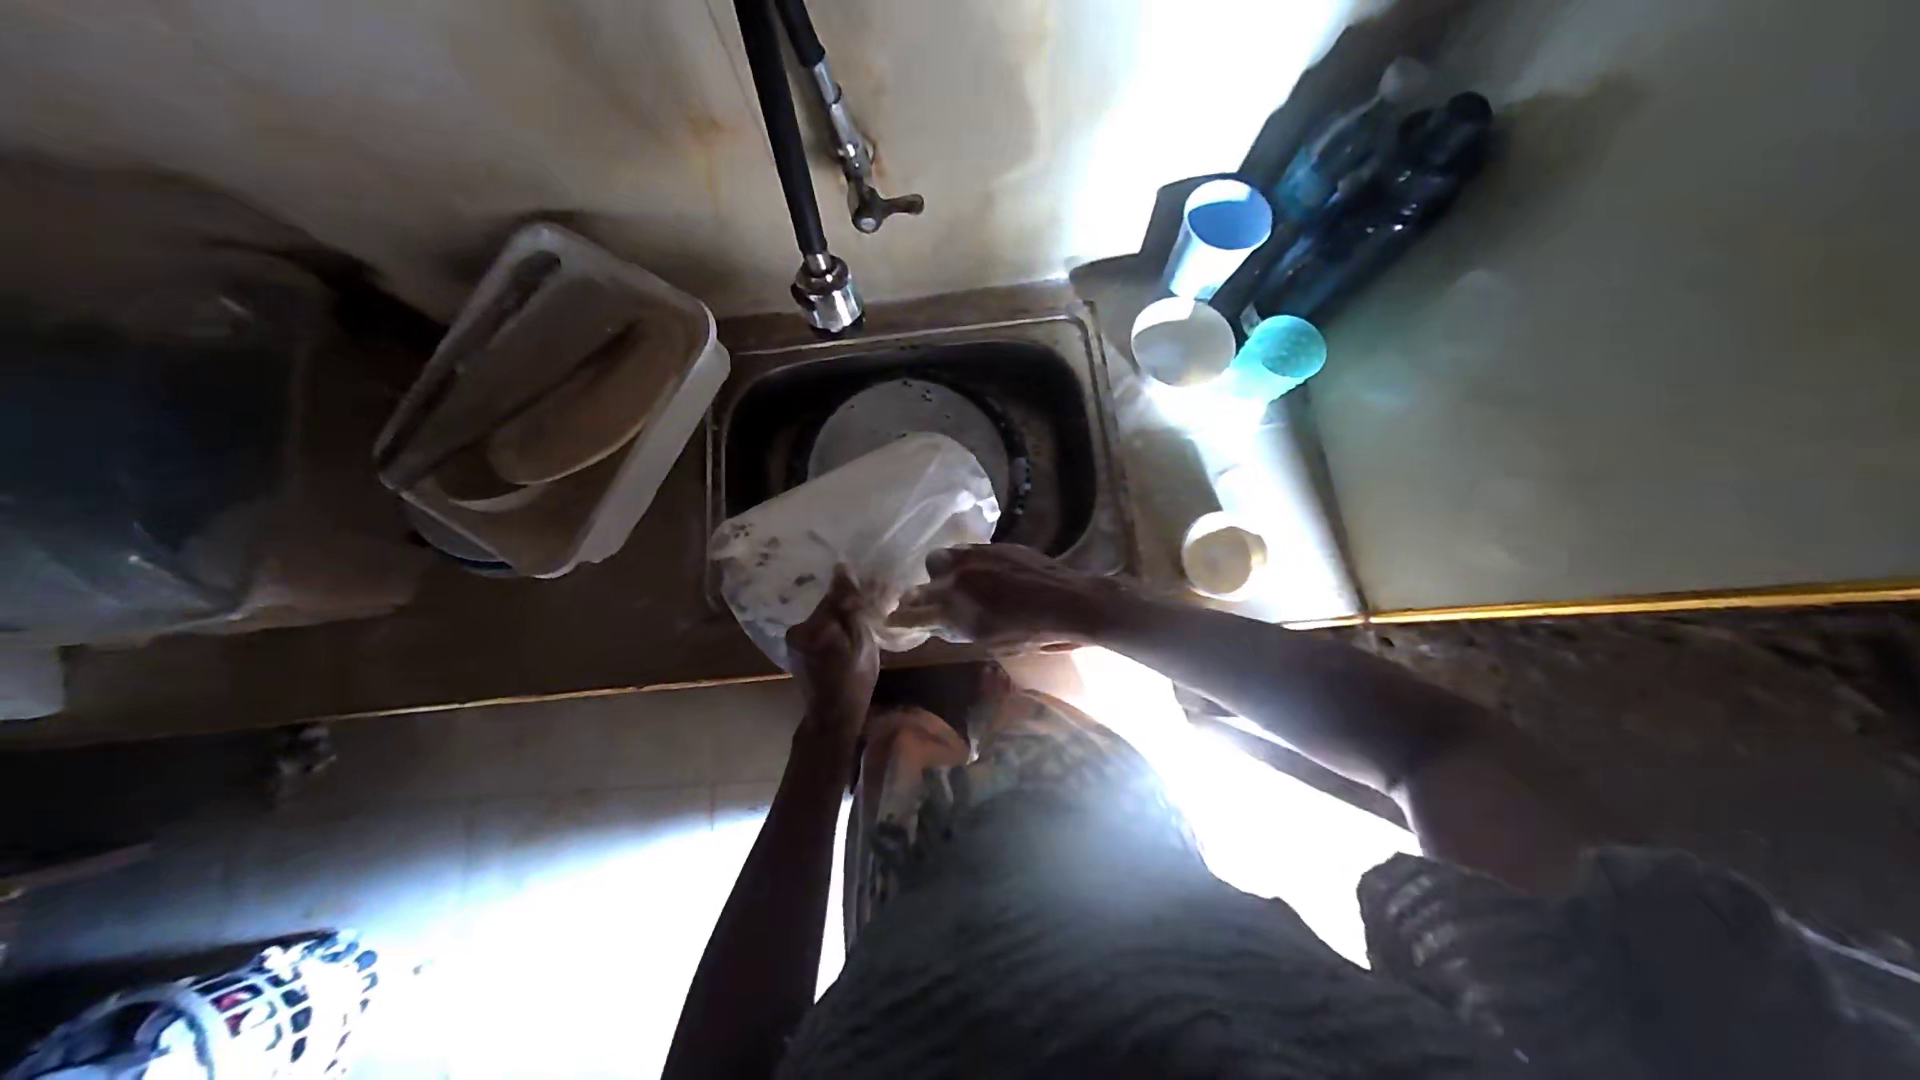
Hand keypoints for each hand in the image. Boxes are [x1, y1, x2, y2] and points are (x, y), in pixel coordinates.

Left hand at [786, 566, 879, 746]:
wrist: (833, 718)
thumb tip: (843, 571)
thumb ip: (851, 607)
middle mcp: (797, 630)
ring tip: (863, 625)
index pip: (834, 595)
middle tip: (872, 608)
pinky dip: (834, 633)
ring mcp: (794, 642)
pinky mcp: (797, 652)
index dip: (856, 592)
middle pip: (827, 607)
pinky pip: (819, 633)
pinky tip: (848, 640)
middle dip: (849, 606)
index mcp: (811, 626)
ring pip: (824, 620)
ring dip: (842, 620)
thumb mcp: (861, 642)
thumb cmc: (853, 681)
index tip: (874, 585)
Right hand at [888, 544, 1116, 648]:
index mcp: (956, 608)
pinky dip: (961, 563)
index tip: (892, 620)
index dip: (901, 619)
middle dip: (919, 598)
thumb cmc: (1032, 632)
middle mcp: (958, 579)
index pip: (914, 614)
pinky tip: (976, 572)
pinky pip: (962, 551)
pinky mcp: (992, 546)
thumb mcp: (988, 640)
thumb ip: (958, 629)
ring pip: (938, 561)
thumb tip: (940, 623)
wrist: (1068, 601)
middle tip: (924, 605)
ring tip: (952, 585)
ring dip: (939, 575)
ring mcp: (974, 558)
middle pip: (921, 586)